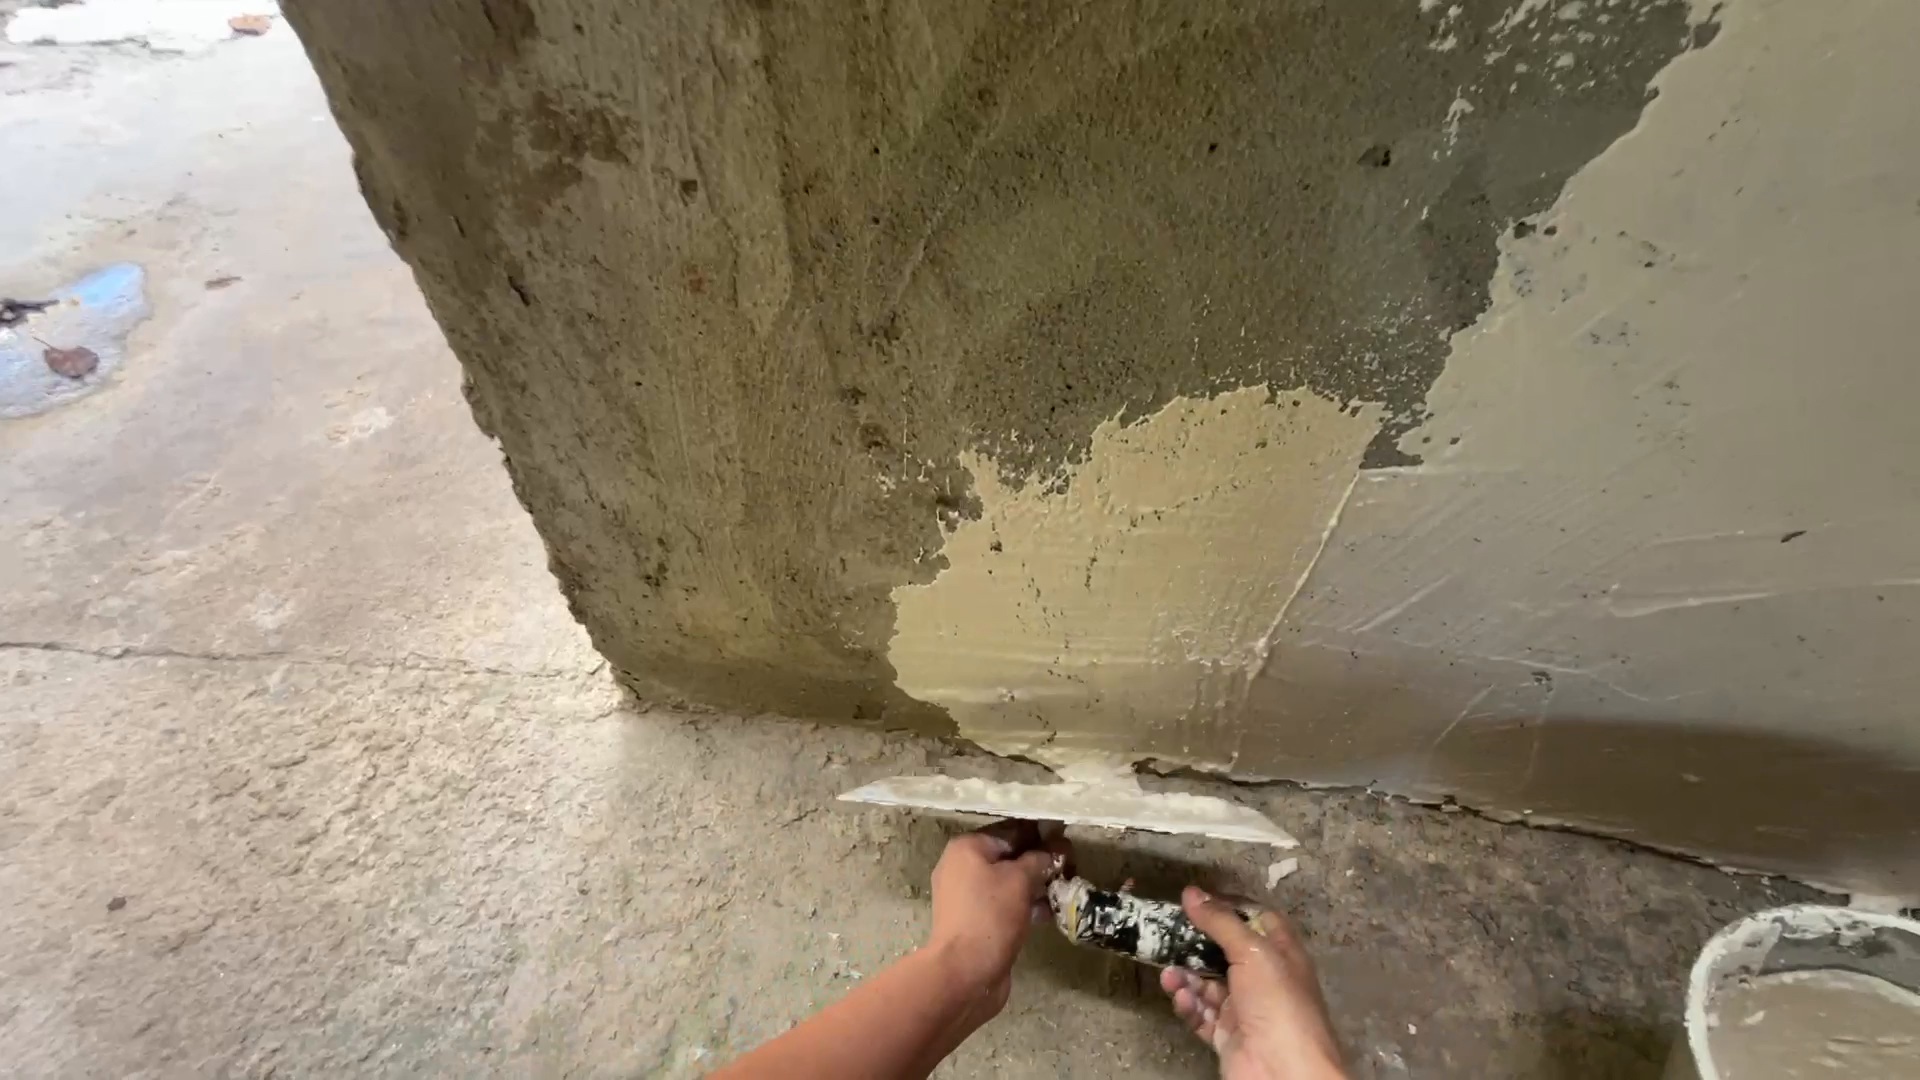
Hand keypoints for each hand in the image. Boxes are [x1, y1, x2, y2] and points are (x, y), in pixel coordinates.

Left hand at [925, 820, 1071, 1012]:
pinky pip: (1004, 903)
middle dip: (1040, 860)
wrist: (964, 975)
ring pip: (1008, 881)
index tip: (1065, 836)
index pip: (1009, 830)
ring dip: (1036, 884)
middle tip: (1071, 864)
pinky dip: (1025, 904)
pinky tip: (1051, 910)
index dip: (1039, 832)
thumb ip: (1039, 859)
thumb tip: (1055, 848)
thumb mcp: (1019, 880)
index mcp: (967, 848)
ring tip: (1066, 886)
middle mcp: (962, 866)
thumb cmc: (990, 916)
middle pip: (1008, 855)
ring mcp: (968, 896)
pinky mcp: (977, 921)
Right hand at [1159, 887, 1347, 1079]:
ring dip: (1186, 976)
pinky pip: (1202, 1014)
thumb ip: (1220, 921)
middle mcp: (1263, 979)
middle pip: (1224, 951)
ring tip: (1170, 975)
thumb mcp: (1253, 952)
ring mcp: (1244, 1009)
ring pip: (1208, 983)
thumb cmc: (1277, 1003)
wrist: (1284, 1075)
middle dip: (1195, 942)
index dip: (1228, 906)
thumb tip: (1190, 892)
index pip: (1255, 919)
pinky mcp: (1227, 1036)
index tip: (1197, 899)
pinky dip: (1189, 1004)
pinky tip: (1180, 998)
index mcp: (1280, 954)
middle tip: (1166, 931)